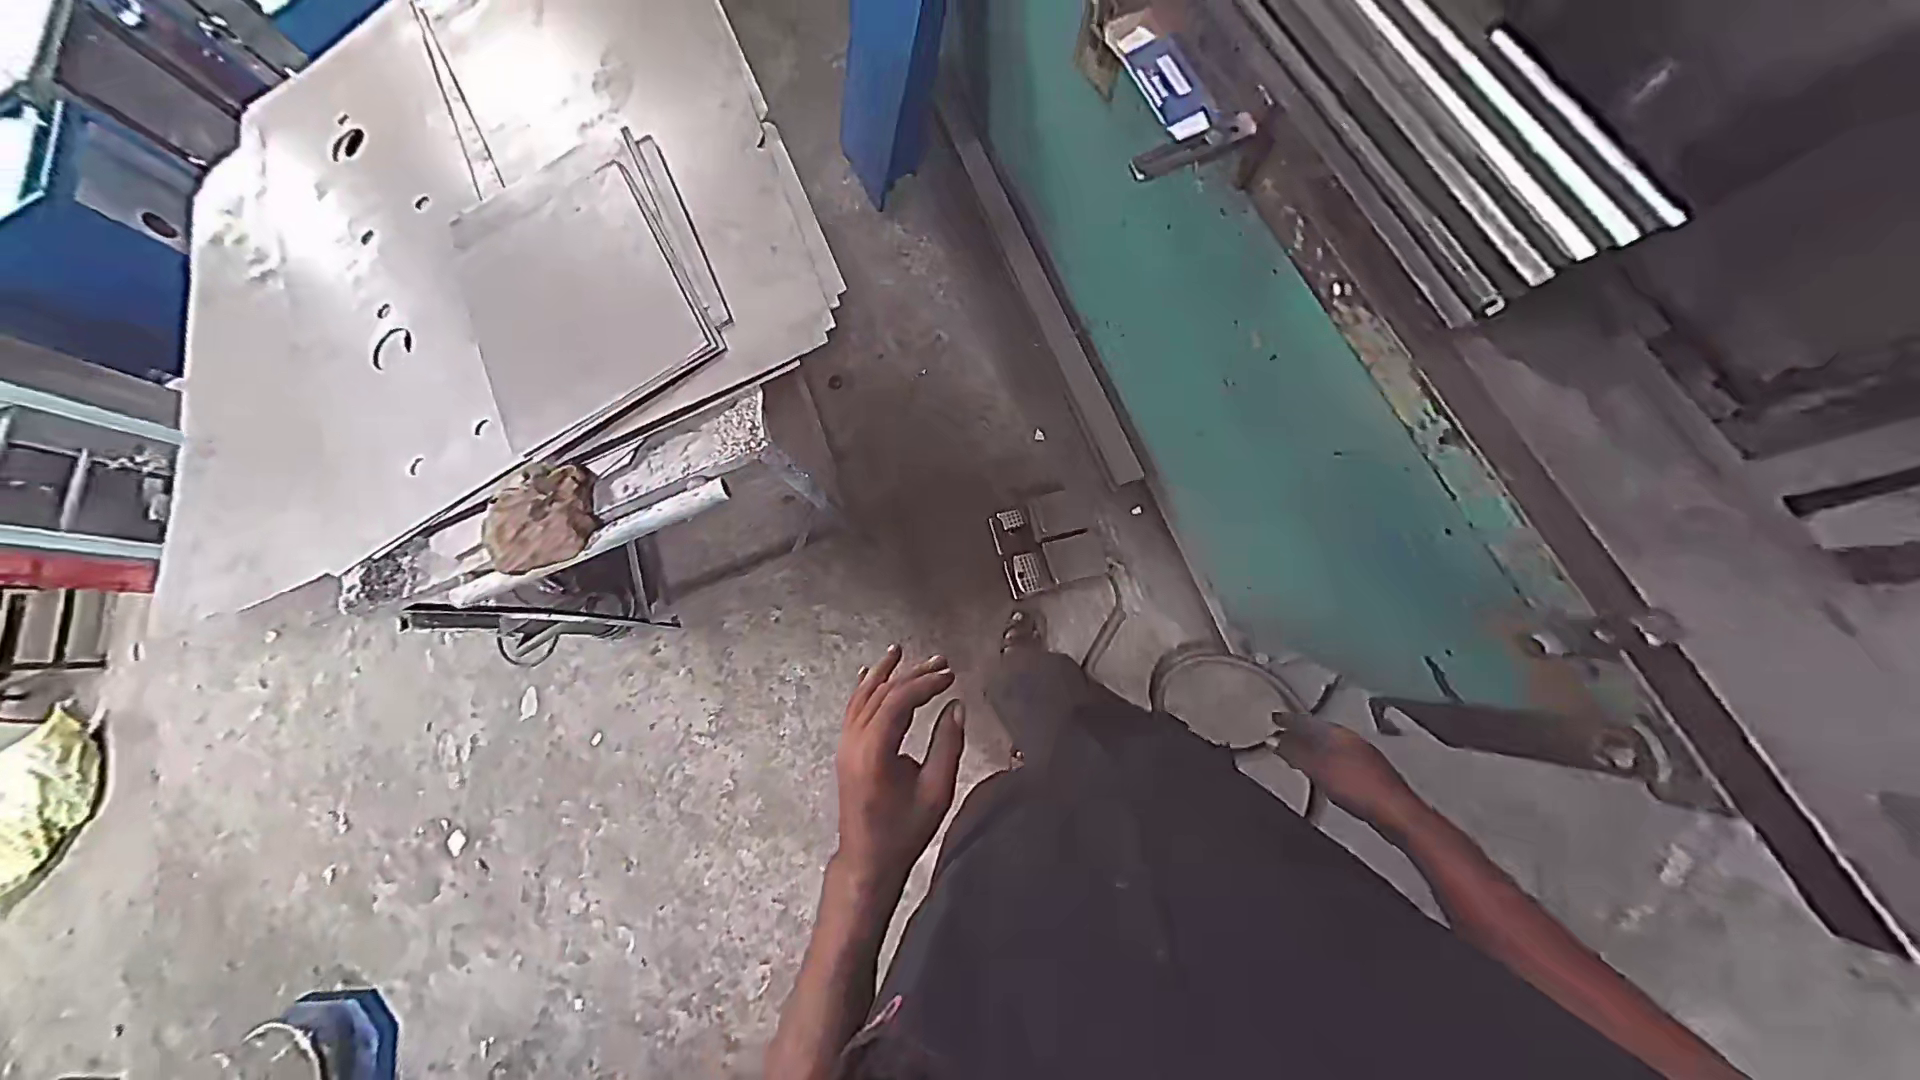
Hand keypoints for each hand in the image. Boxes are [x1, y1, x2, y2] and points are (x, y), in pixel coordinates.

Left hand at [835, 645, 966, 886]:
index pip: (898, 700)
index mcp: (875, 752)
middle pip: (882, 693)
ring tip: (901, 652)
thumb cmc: (904, 830)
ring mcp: (845, 745)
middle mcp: (854, 742)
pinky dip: (864, 687)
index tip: (950, 676)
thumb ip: (947, 745)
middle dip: (912, 675)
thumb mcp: (937, 791)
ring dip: (885, 674)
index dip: (925, 683)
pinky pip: (853, 709)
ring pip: (863, 697)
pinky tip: (870, 674)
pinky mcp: (845, 750)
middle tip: (941, 662)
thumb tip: (956, 706)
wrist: (867, 860)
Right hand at [1273, 714, 1425, 834]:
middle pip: (1319, 733)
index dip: (1288, 720)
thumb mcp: (1316, 767)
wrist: (1396, 813)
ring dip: (1312, 749)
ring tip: (1298, 755)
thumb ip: (1293, 752)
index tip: (1276, 719)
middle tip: (1283, 736)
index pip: (1307, 721)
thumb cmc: (1359, 787)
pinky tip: (1323, 774)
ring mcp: (1364, 758)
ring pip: (1330, 747)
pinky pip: (1339, 761)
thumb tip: (1275, 741)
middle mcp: (1352, 741)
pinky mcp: (1370, 776)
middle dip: (1299, 734)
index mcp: (1339, 733)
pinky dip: (1325, 763)